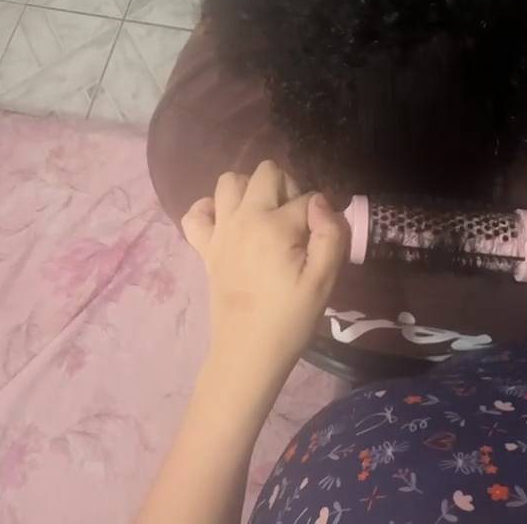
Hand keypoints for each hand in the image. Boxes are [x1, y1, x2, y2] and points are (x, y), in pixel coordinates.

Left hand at [181, 162, 347, 384]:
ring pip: (229, 180)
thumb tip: (320, 201)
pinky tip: (227, 224)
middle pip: (267, 172)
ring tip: (264, 216)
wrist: (247, 354)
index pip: (307, 198)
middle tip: (294, 222)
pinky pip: (196, 212)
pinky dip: (209, 210)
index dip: (319, 215)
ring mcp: (219, 231)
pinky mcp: (203, 247)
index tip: (319, 240)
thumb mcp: (324, 280)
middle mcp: (243, 218)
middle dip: (286, 187)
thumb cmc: (290, 319)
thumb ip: (331, 234)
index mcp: (275, 226)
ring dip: (250, 189)